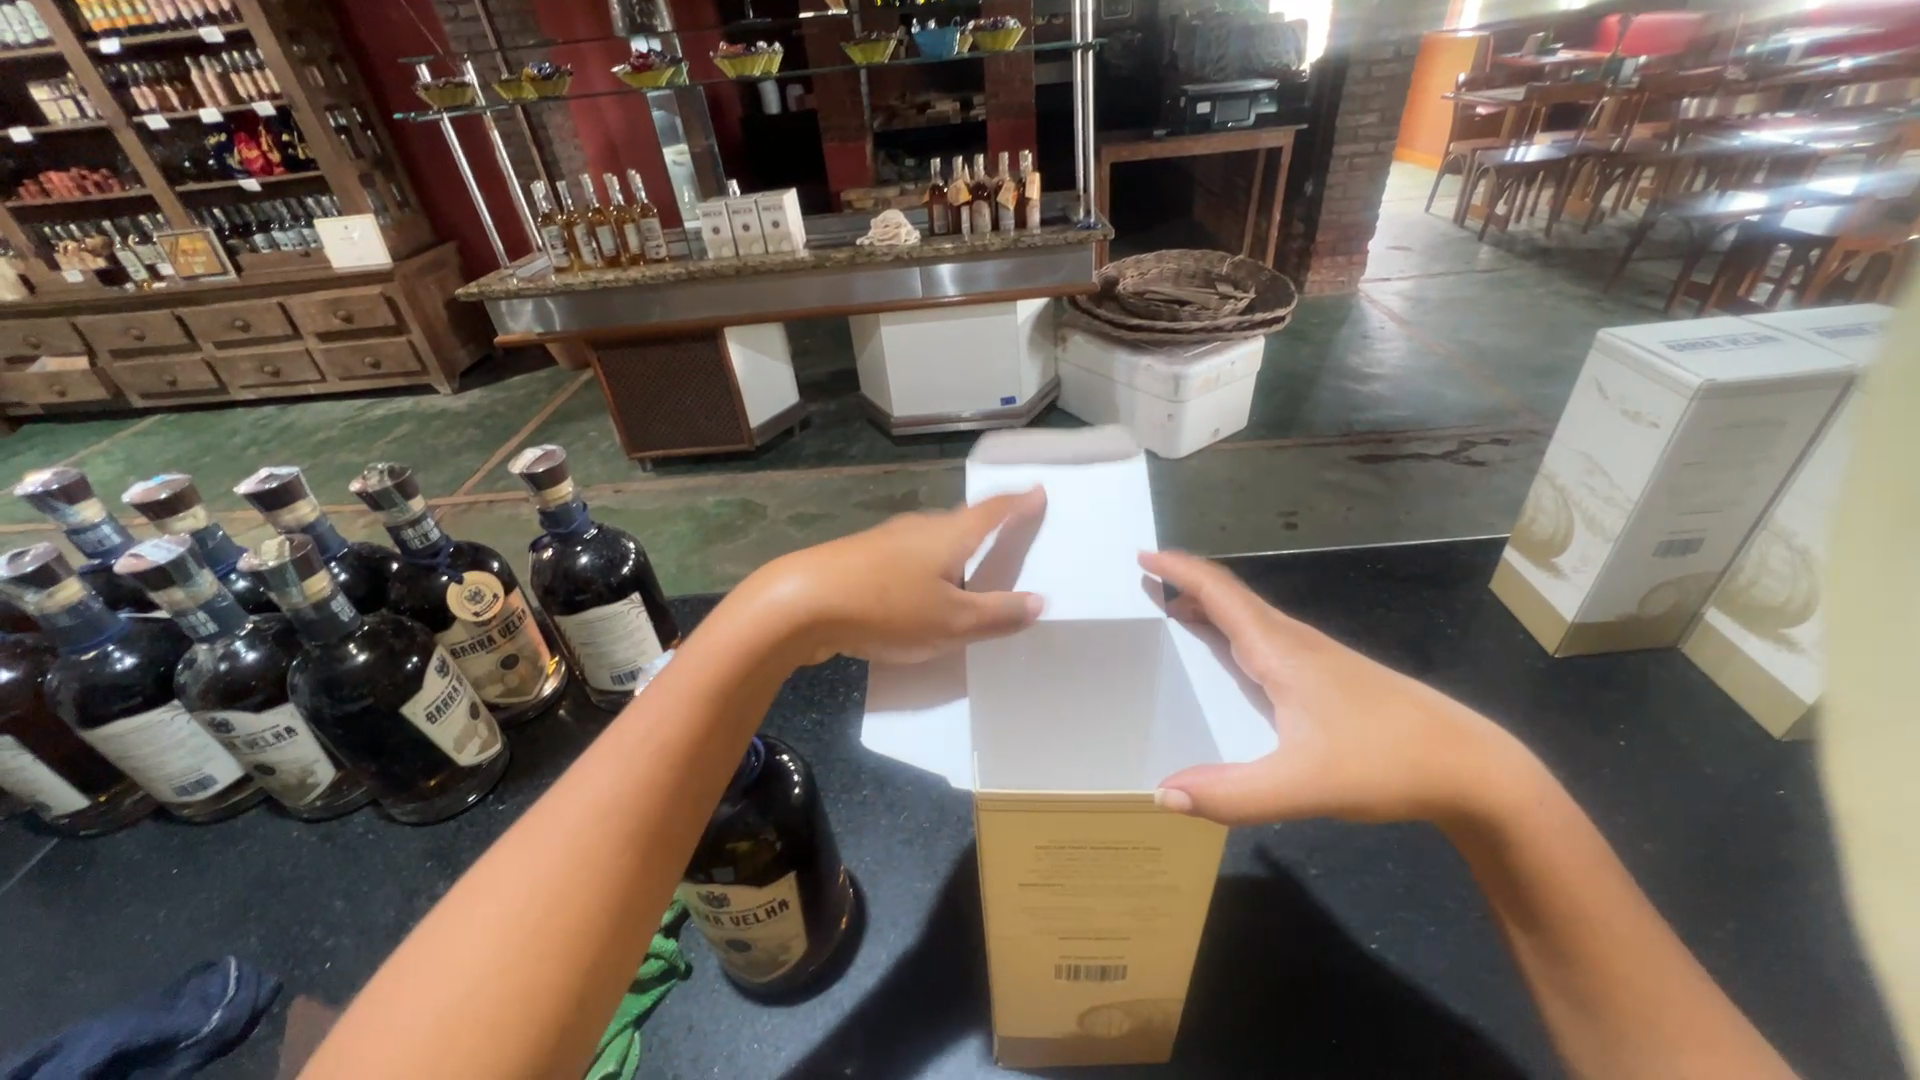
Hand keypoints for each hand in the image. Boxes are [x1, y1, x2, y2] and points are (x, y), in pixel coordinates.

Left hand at [746, 489, 1046, 665]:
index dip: (1019, 503)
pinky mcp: (860, 560)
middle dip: (986, 527)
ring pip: (932, 542)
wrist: (801, 605)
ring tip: (970, 569)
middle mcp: (919, 528)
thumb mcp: (953, 623)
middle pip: (961, 522)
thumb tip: (1039, 602)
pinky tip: (921, 592)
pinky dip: (926, 570)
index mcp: (950, 535)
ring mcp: (886, 542)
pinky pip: (908, 560)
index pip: (994, 511)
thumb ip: (997, 615)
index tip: (1038, 490)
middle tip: (1009, 533)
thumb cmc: (888, 608)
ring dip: (954, 552)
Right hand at [1142, 550, 1546, 826]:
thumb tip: (1161, 794)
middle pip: (1233, 598)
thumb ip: (1231, 795)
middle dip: (1186, 584)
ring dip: (1211, 608)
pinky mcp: (1333, 678)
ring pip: (1253, 618)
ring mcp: (1319, 659)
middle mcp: (1297, 644)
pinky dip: (1235, 633)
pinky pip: (1268, 639)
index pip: (1221, 593)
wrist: (1473, 768)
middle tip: (1147, 583)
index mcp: (1281, 652)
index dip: (1179, 569)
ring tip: (1176, 613)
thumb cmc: (1386, 763)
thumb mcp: (1302, 787)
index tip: (1143, 553)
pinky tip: (1235, 660)